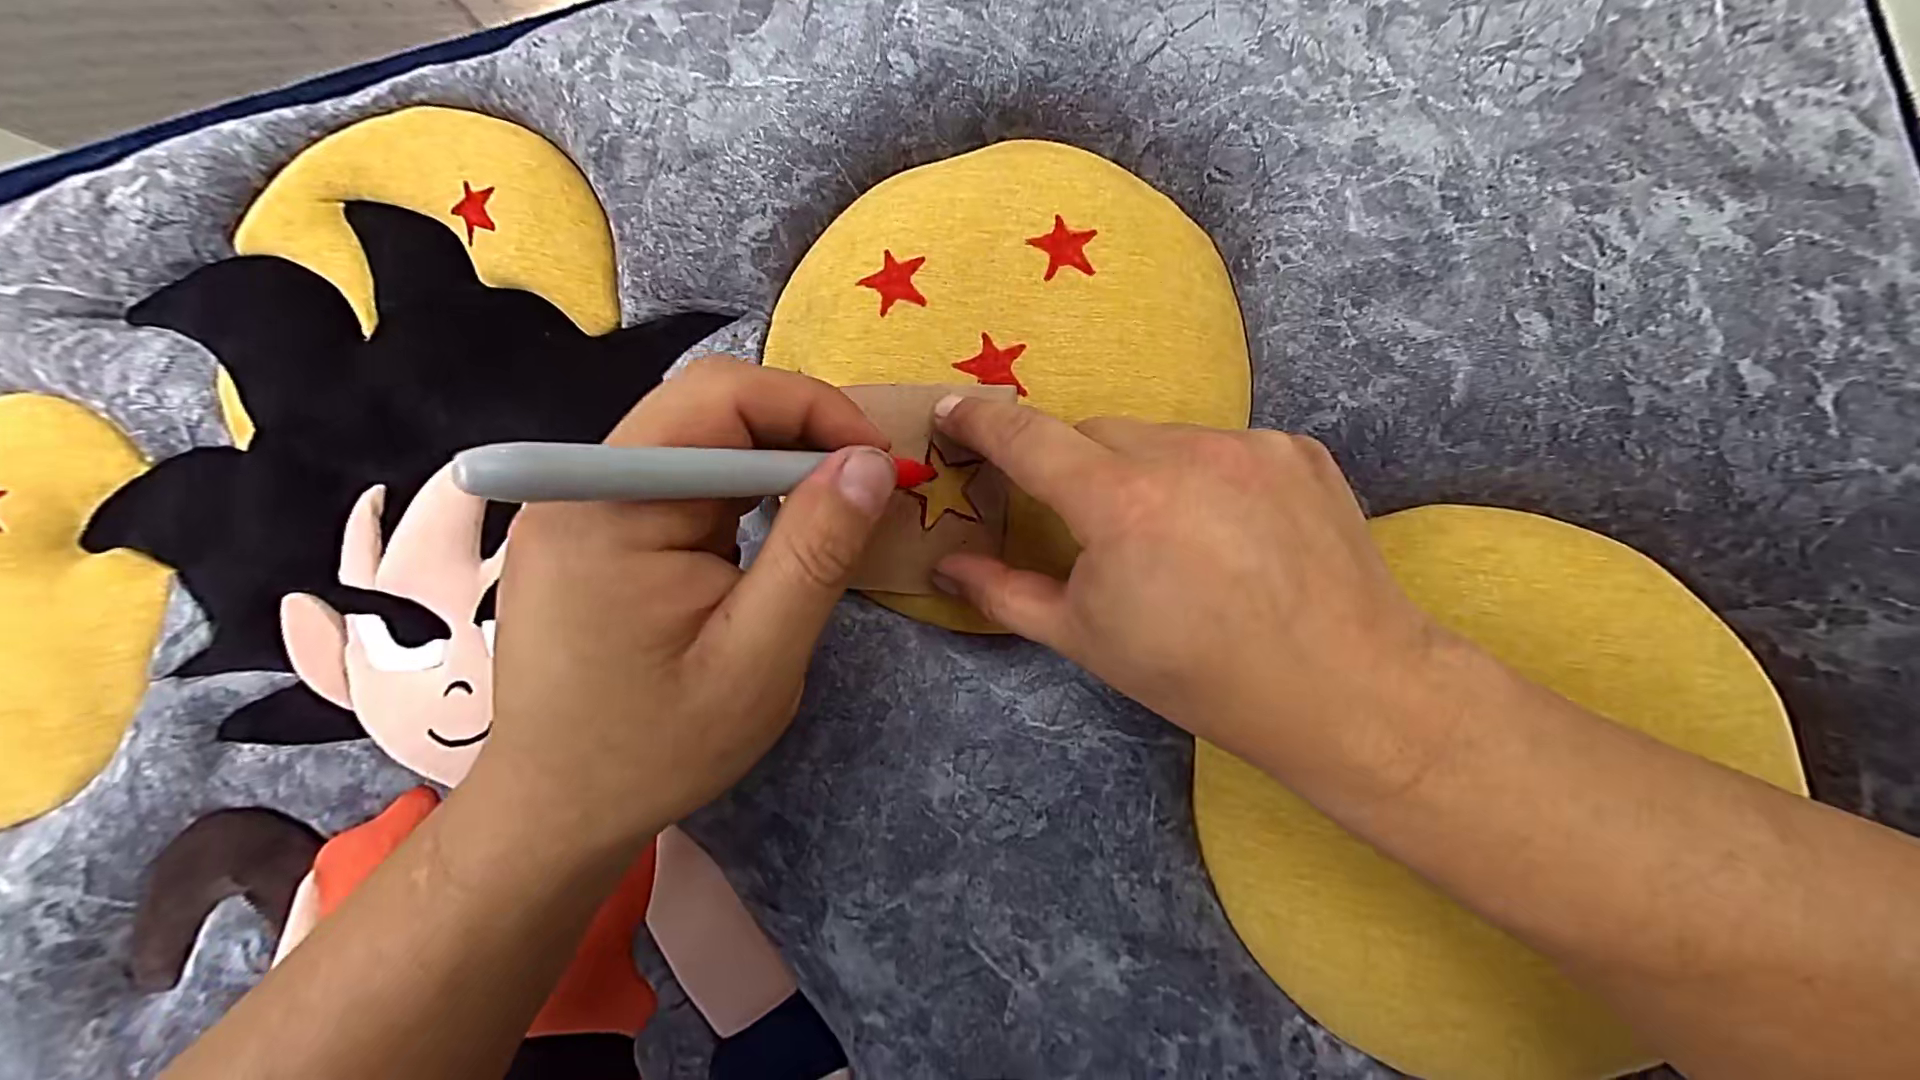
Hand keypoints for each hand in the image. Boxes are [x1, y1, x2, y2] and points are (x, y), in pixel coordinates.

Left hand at [480, 357, 895, 852]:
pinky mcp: (602, 525)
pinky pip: (689, 477)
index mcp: (610, 503)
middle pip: (710, 406)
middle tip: (866, 485)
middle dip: (803, 431)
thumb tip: (872, 463)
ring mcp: (586, 501)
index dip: (814, 409)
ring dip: (780, 461)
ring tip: (834, 510)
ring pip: (705, 438)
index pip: (721, 398)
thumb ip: (817, 552)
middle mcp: (586, 482)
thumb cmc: (656, 748)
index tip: (879, 461)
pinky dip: (750, 489)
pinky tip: (781, 529)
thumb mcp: (759, 658)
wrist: (559, 811)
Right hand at [931, 398, 1453, 787]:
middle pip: (1094, 433)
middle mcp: (1184, 454)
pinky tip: (1227, 530)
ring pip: (1158, 437)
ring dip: (1142, 472)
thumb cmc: (1198, 674)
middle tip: (1091, 526)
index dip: (982, 420)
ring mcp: (1248, 444)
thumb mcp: (1085, 639)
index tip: (953, 411)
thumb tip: (947, 566)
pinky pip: (1219, 445)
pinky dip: (1201, 475)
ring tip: (1172, 538)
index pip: (1029, 437)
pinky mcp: (1295, 449)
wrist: (1346, 690)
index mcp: (1120, 504)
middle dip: (1074, 467)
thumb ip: (1004, 591)